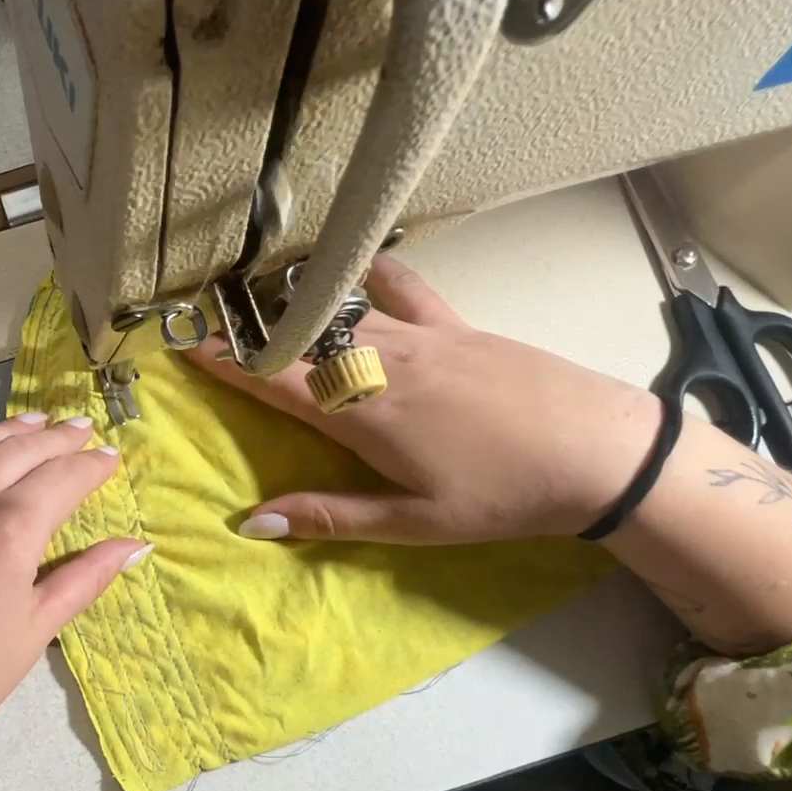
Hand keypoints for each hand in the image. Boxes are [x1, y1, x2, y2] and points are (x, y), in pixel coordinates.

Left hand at [0, 377, 147, 790]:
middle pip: (19, 452)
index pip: (63, 480)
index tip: (110, 459)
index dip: (93, 466)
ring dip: (6, 429)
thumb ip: (85, 578)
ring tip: (35, 422)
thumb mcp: (33, 632)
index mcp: (7, 532)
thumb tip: (138, 544)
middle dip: (57, 440)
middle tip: (80, 432)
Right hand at [190, 255, 661, 542]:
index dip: (229, 363)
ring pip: (344, 313)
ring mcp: (423, 338)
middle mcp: (383, 365)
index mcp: (364, 415)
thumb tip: (252, 522)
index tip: (189, 345)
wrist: (602, 452)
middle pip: (303, 340)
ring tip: (265, 301)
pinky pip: (406, 289)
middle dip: (253, 332)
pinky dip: (374, 276)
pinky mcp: (459, 326)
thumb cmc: (501, 496)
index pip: (278, 381)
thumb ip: (329, 515)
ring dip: (299, 309)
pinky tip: (360, 268)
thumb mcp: (412, 523)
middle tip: (215, 322)